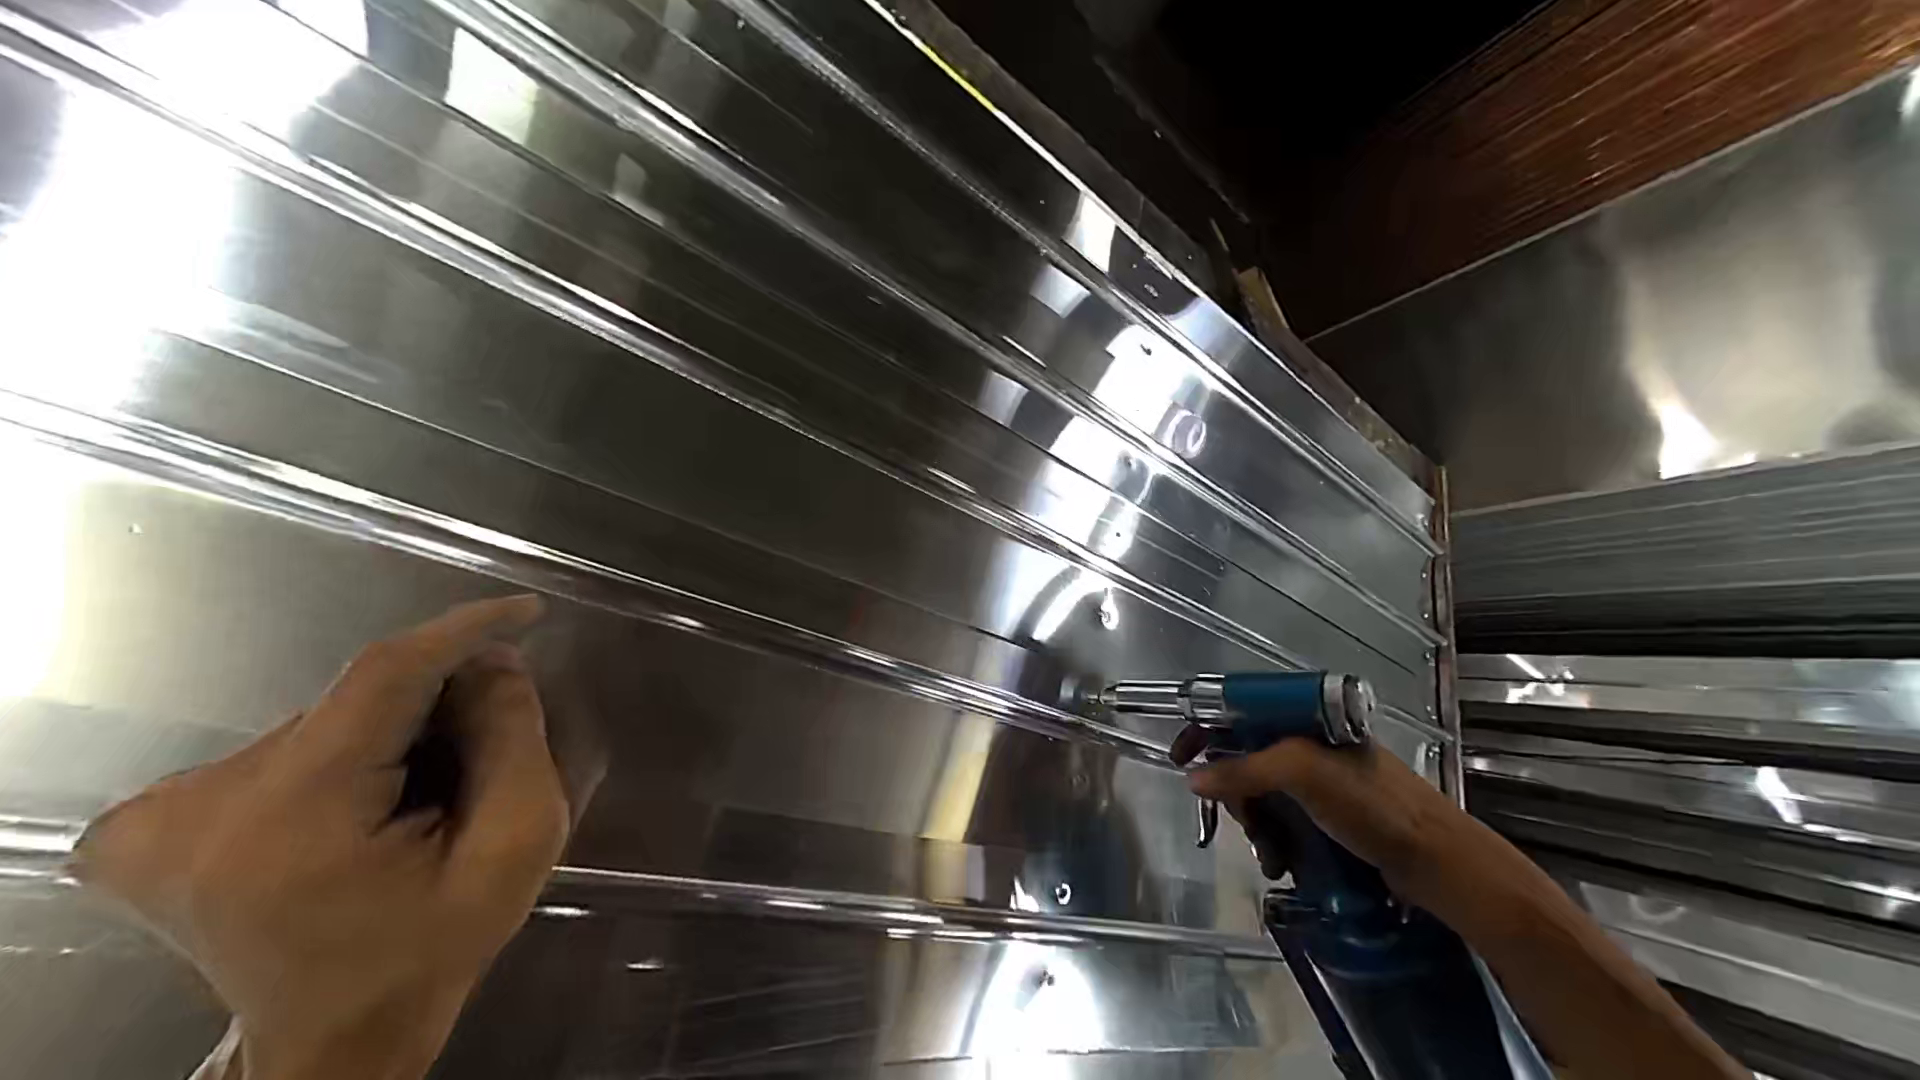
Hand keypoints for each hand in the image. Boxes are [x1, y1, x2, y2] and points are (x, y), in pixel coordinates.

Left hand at [71, 596, 567, 1079]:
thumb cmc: (433, 949)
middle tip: (495, 741)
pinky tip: (375, 800)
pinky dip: (356, 752)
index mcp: (290, 823)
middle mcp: (197, 809)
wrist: (333, 1039)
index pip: (383, 677)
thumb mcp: (516, 846)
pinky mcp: (149, 820)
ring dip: (402, 731)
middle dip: (443, 703)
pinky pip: (295, 744)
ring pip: (333, 721)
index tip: (526, 610)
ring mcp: (156, 817)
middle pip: (362, 703)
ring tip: (434, 789)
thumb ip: (515, 742)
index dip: (461, 632)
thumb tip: (494, 663)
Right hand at [1173, 729, 1467, 903]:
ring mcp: (1319, 781)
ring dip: (1254, 824)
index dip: (1206, 729)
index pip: (1240, 711)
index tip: (1181, 756)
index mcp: (1304, 719)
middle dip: (1235, 793)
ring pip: (1260, 794)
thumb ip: (1243, 771)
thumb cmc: (1372, 805)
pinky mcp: (1327, 814)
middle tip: (1244, 821)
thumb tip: (1192, 779)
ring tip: (1269, 853)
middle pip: (1244, 758)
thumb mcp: (1303, 774)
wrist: (1439, 863)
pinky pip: (1281, 819)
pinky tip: (1280, 861)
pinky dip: (1273, 840)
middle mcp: (1308, 744)